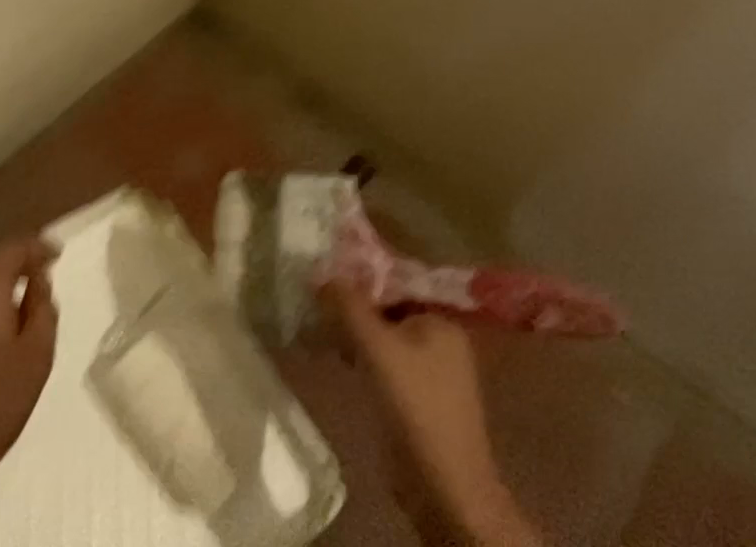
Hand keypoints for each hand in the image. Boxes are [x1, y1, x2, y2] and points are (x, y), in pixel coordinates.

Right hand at [321, 280, 543, 545]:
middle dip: (352, 312)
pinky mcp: (418, 400)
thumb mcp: (375, 346)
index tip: (322, 285)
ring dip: (353, 337)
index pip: (393, 286)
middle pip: (387, 313)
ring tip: (317, 333)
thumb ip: (349, 306)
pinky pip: (384, 367)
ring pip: (383, 341)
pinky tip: (336, 361)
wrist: (441, 483)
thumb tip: (321, 272)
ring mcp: (432, 374)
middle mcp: (441, 342)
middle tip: (314, 310)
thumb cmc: (413, 404)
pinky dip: (361, 361)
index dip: (357, 283)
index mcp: (440, 321)